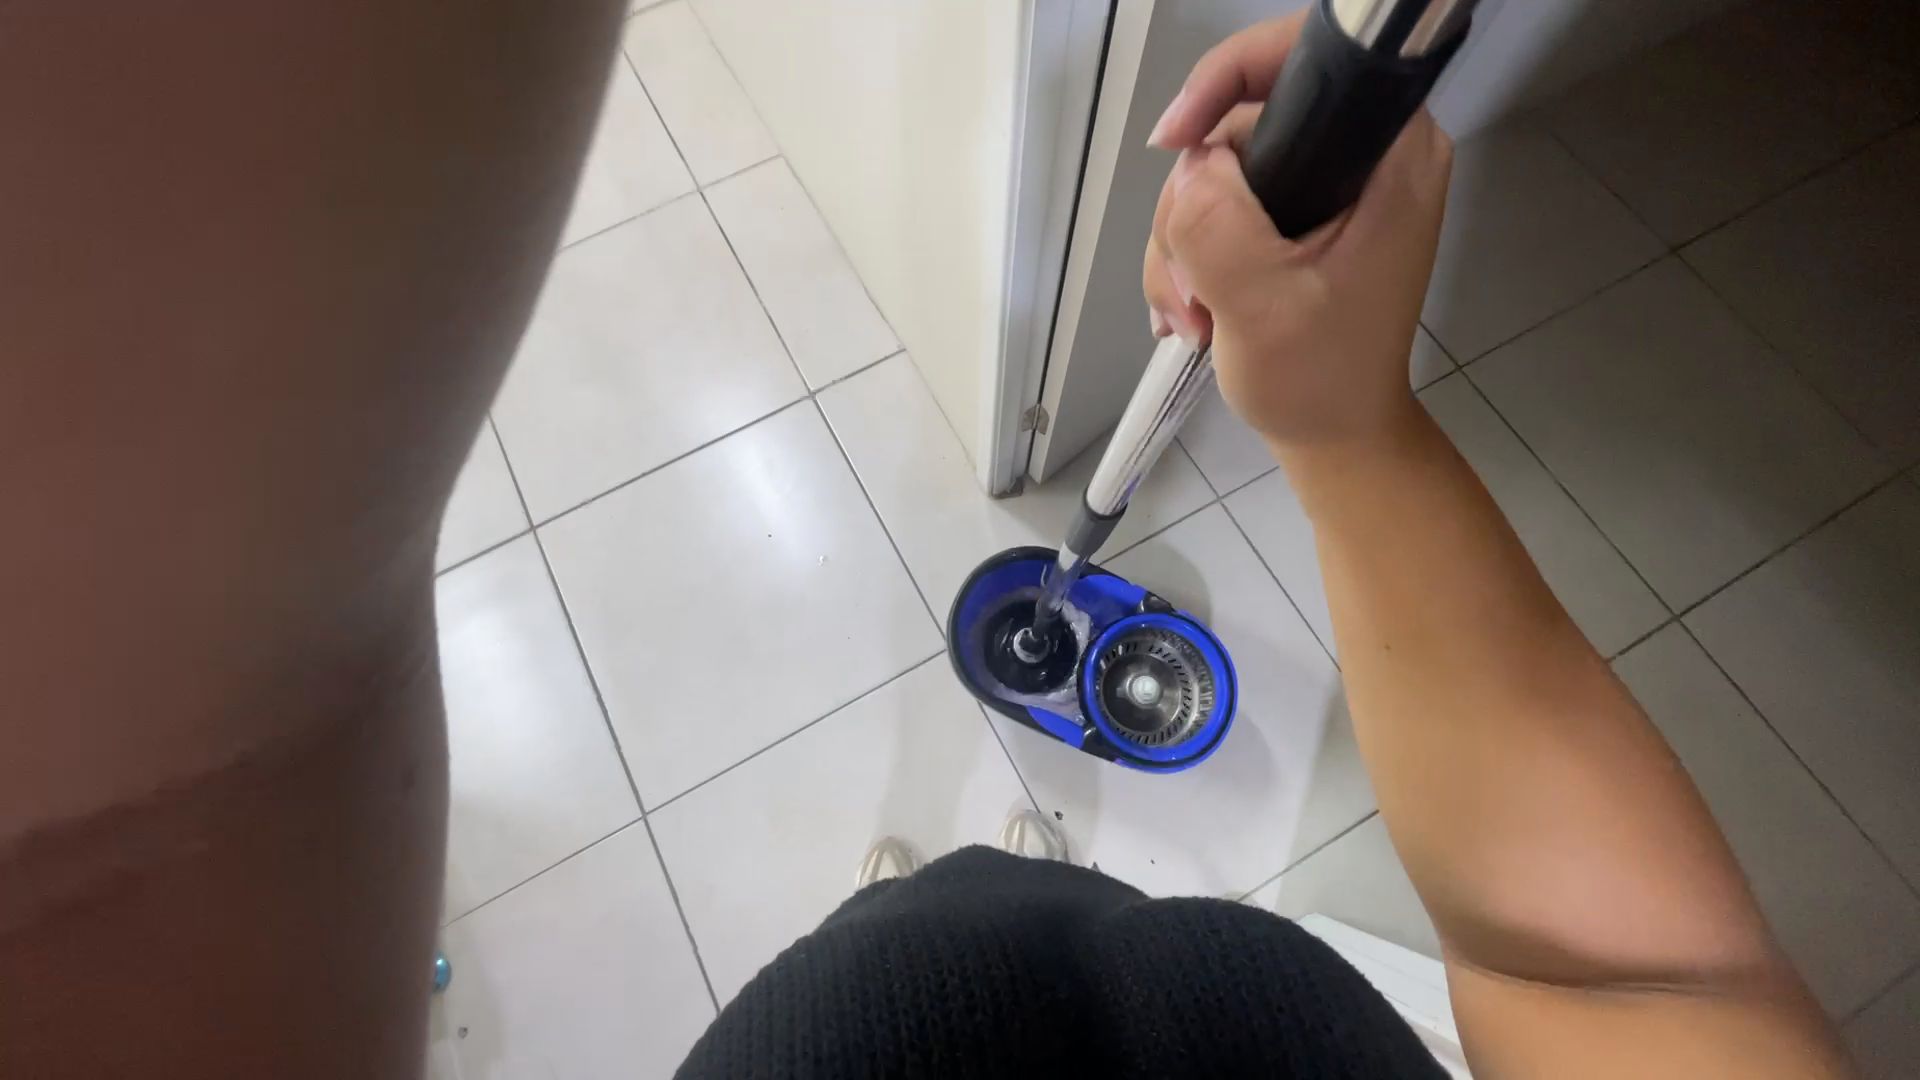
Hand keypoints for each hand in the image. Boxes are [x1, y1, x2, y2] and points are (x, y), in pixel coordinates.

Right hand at [1142, 14, 1453, 448]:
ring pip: (1211, 185)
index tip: (1174, 142)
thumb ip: (1220, 224)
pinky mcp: (1287, 231)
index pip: (1305, 58)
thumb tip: (1189, 166)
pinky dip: (1188, 269)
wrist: (1328, 436)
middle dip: (1191, 216)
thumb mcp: (1263, 304)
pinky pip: (1212, 221)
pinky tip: (1190, 318)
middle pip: (1236, 133)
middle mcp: (1352, 161)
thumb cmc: (1315, 378)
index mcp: (1384, 154)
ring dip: (1181, 256)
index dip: (1227, 81)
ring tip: (1191, 321)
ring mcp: (1316, 198)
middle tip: (1193, 292)